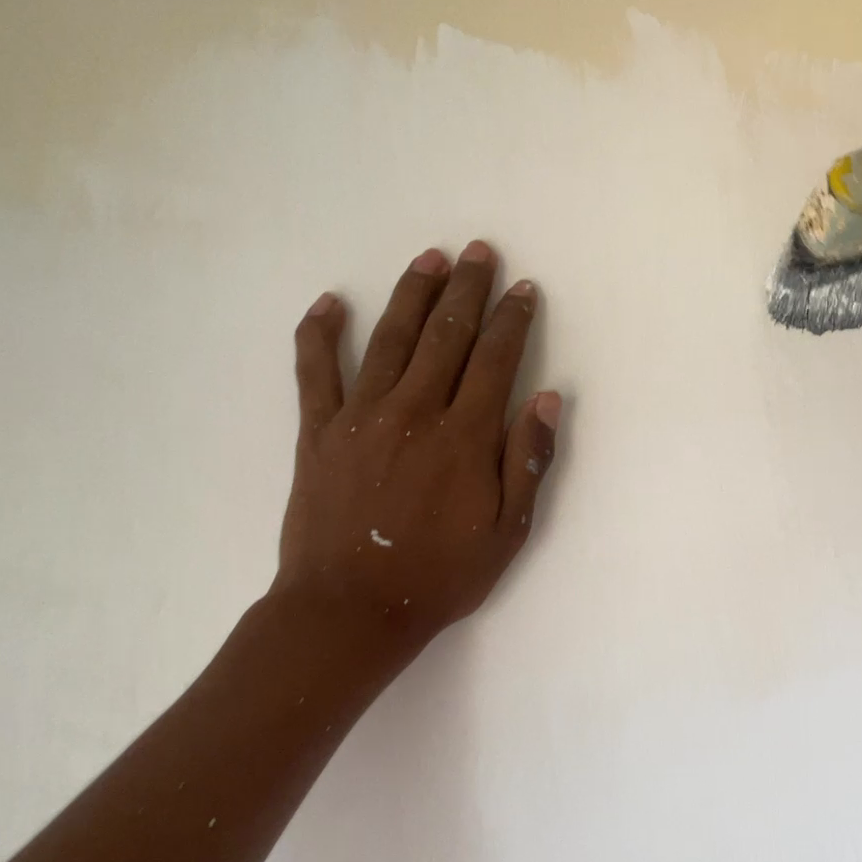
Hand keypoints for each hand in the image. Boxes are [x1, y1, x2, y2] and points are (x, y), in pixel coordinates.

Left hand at [274, 240, 559, 637]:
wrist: (351, 608)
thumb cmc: (442, 575)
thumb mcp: (509, 531)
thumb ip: (528, 461)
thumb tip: (547, 399)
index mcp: (464, 437)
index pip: (495, 361)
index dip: (512, 321)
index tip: (524, 290)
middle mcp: (413, 412)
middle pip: (445, 336)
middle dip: (467, 290)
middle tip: (480, 252)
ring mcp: (359, 417)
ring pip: (388, 340)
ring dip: (411, 295)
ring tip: (429, 260)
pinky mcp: (317, 431)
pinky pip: (314, 370)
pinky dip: (319, 333)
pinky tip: (328, 303)